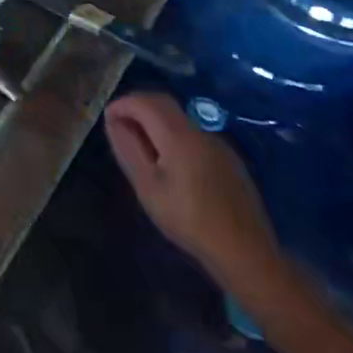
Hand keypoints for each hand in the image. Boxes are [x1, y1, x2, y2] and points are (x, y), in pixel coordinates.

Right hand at [104, 92, 280, 277]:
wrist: (245, 251)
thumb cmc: (187, 219)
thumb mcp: (147, 186)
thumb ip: (128, 148)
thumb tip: (114, 121)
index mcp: (179, 135)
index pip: (146, 101)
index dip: (123, 104)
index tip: (107, 119)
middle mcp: (200, 131)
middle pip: (164, 104)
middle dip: (138, 108)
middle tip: (119, 128)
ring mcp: (218, 144)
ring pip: (180, 119)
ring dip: (156, 122)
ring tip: (141, 149)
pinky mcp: (229, 160)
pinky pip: (194, 136)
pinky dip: (174, 136)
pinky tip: (171, 165)